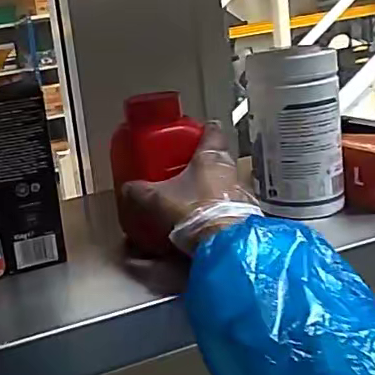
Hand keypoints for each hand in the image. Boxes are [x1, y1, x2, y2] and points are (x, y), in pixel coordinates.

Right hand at [120, 121, 260, 254]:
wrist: (225, 245)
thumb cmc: (194, 212)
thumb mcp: (157, 200)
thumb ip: (139, 191)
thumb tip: (127, 188)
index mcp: (211, 156)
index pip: (212, 130)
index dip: (201, 130)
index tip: (190, 133)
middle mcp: (231, 169)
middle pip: (218, 156)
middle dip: (202, 161)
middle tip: (183, 168)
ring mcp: (242, 191)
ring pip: (225, 180)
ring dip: (211, 185)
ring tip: (191, 196)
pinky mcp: (246, 213)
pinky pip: (230, 203)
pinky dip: (218, 206)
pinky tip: (203, 217)